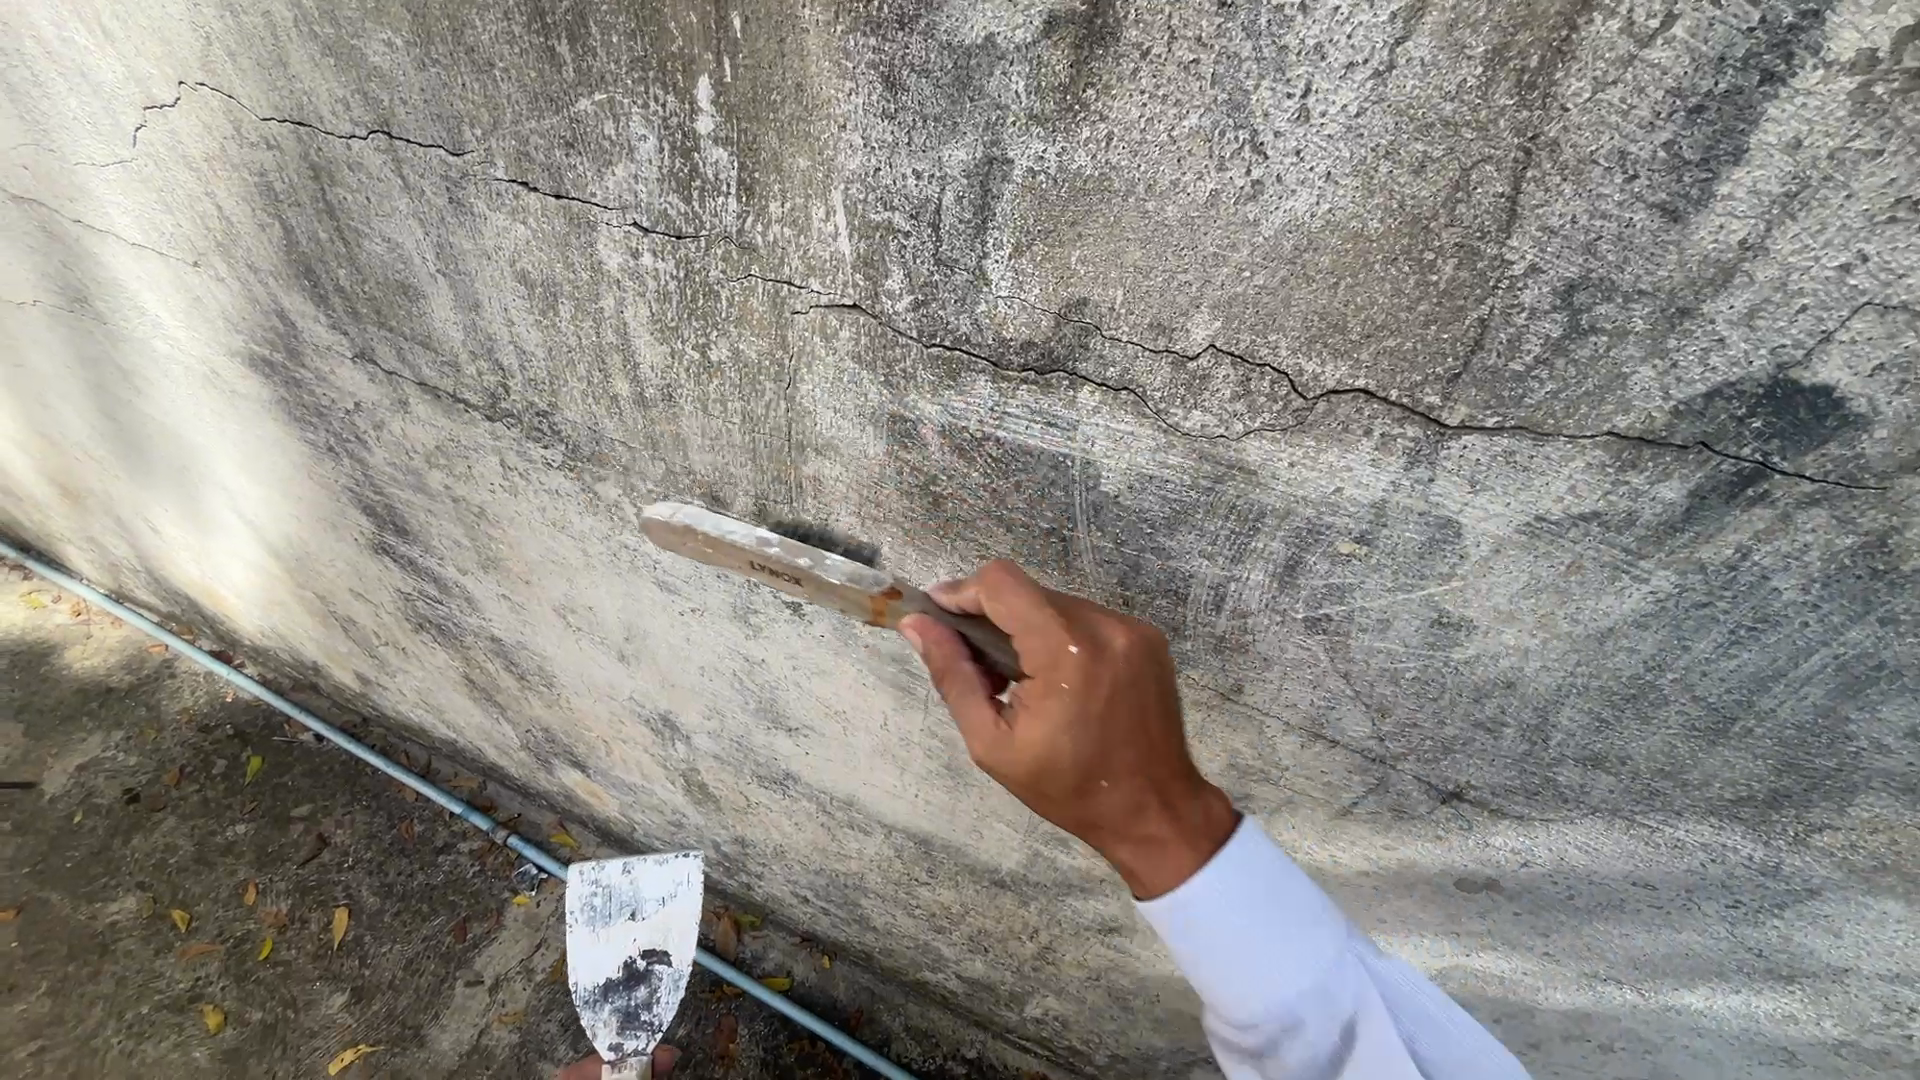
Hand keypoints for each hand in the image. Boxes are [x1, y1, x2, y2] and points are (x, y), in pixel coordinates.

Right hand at [899, 560, 1237, 898]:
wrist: (1154, 810)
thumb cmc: (1067, 788)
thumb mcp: (992, 743)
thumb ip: (952, 676)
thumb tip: (915, 624)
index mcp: (1065, 650)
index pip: (1002, 583)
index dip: (962, 591)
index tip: (939, 615)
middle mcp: (1104, 625)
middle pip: (1027, 592)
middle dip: (991, 618)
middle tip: (978, 667)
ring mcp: (1131, 627)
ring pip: (1054, 603)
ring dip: (1025, 627)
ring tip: (1017, 679)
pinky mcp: (1146, 635)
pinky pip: (1084, 617)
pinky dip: (1058, 635)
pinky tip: (1055, 678)